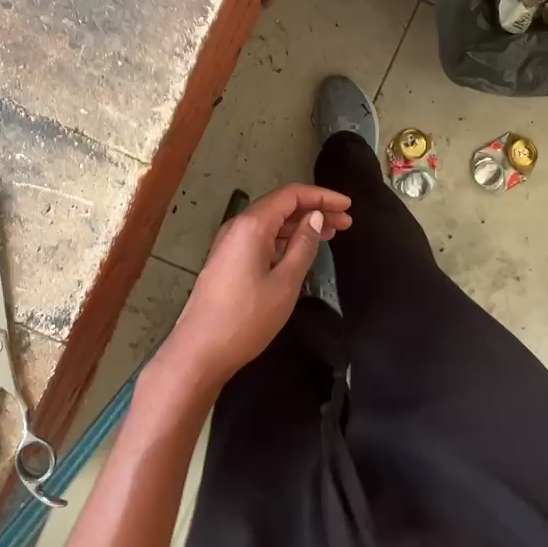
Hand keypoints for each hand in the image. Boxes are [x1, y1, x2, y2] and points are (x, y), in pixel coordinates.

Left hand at [156, 184, 351, 388]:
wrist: (200, 351)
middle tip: (345, 223)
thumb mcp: (285, 283)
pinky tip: (300, 251)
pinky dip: (284, 240)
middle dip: (314, 210)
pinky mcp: (227, 261)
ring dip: (300, 226)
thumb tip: (315, 218)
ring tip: (331, 235)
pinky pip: (261, 239)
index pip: (291, 195)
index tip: (347, 206)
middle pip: (280, 206)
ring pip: (271, 224)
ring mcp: (229, 244)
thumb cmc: (247, 318)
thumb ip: (303, 246)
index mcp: (252, 225)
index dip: (321, 197)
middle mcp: (237, 227)